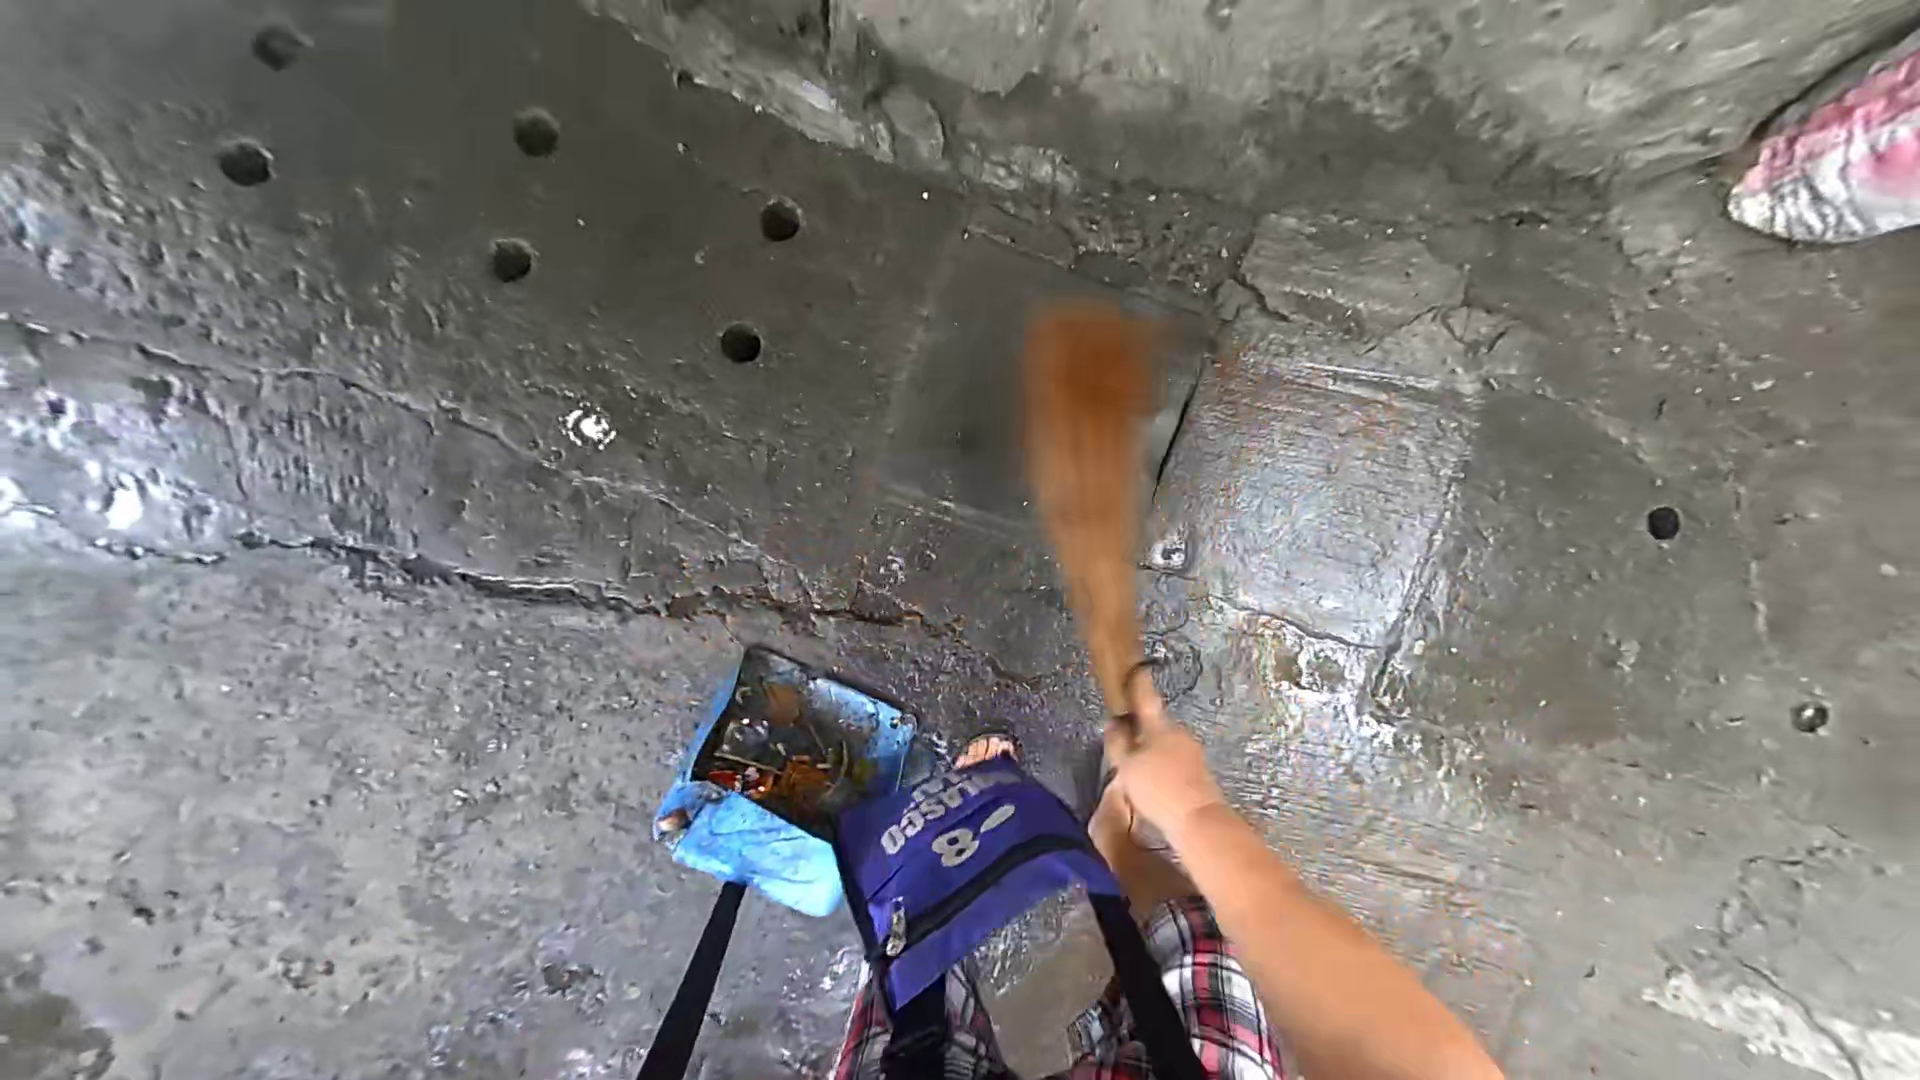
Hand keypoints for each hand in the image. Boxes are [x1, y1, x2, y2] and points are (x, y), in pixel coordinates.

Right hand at [1102, 669, 1229, 844]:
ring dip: (1153, 752)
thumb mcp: (1126, 766)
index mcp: (1159, 726)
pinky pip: (1176, 762)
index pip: (1146, 698)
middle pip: (1156, 725)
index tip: (1137, 670)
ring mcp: (1193, 752)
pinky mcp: (1201, 773)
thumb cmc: (1158, 788)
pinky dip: (1165, 768)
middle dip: (1142, 732)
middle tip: (1126, 747)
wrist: (1198, 821)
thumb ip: (1118, 743)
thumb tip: (1114, 723)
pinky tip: (1156, 787)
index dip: (1139, 683)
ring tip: (1139, 774)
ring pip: (1167, 745)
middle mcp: (1179, 733)